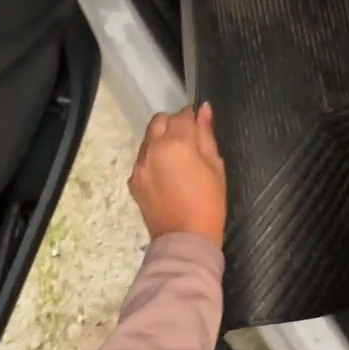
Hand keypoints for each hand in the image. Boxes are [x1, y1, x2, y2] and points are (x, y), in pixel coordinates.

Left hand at [129, 103, 226, 243]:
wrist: (185, 239)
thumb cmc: (209, 204)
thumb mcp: (215, 167)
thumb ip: (206, 135)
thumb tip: (203, 109)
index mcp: (176, 143)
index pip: (182, 115)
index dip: (192, 118)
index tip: (199, 127)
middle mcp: (153, 148)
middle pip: (159, 120)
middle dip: (173, 124)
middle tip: (188, 142)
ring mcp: (139, 165)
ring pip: (148, 138)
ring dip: (161, 140)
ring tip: (177, 161)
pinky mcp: (133, 180)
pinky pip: (142, 159)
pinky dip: (153, 159)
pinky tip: (166, 176)